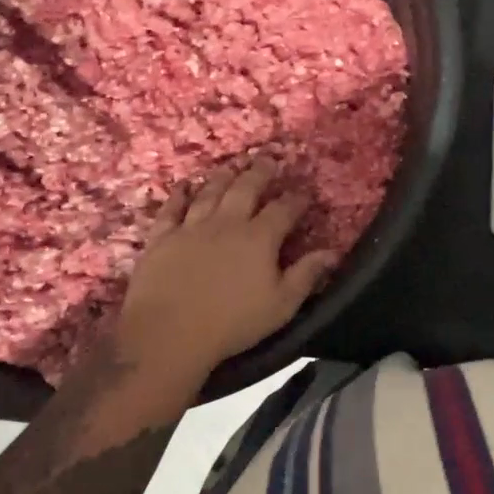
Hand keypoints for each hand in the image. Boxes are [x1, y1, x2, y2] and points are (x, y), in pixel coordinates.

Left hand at [113, 160, 338, 382]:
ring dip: (224, 177)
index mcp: (260, 238)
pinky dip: (179, 194)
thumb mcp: (282, 304)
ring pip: (210, 192)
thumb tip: (332, 252)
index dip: (296, 199)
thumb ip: (306, 274)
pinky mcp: (162, 238)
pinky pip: (171, 208)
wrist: (168, 333)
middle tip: (268, 160)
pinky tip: (184, 185)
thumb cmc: (233, 322)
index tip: (304, 193)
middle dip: (260, 173)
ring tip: (232, 166)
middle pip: (246, 189)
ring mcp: (191, 227)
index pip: (283, 209)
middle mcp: (227, 223)